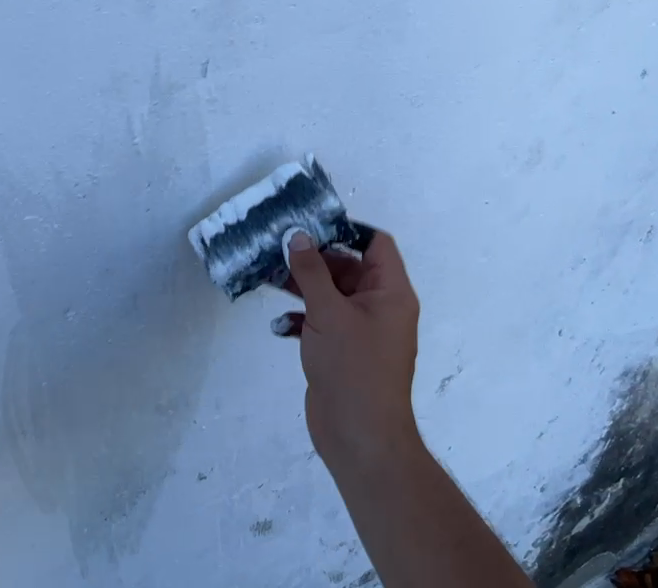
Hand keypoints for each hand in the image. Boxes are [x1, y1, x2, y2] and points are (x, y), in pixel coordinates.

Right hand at [276, 224, 421, 479]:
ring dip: (301, 286)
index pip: (376, 244)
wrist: (359, 436)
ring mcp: (360, 330)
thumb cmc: (352, 366)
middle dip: (312, 258)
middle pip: (347, 266)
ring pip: (330, 293)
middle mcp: (379, 307)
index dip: (346, 229)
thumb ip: (310, 271)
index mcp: (390, 292)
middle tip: (276, 246)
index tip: (309, 223)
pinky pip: (321, 320)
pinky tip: (279, 325)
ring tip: (267, 277)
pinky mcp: (341, 350)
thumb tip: (297, 235)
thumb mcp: (328, 311)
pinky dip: (301, 317)